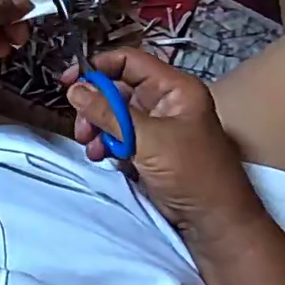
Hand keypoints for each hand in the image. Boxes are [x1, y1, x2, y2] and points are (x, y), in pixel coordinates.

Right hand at [63, 49, 263, 233]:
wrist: (214, 222)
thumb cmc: (192, 174)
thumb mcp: (147, 139)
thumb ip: (108, 113)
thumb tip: (74, 90)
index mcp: (174, 88)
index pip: (129, 61)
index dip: (98, 67)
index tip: (69, 81)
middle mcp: (164, 100)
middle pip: (116, 88)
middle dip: (94, 106)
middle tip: (81, 127)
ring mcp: (156, 123)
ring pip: (113, 112)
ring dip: (96, 127)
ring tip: (91, 147)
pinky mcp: (148, 145)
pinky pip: (117, 133)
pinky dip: (105, 142)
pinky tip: (101, 156)